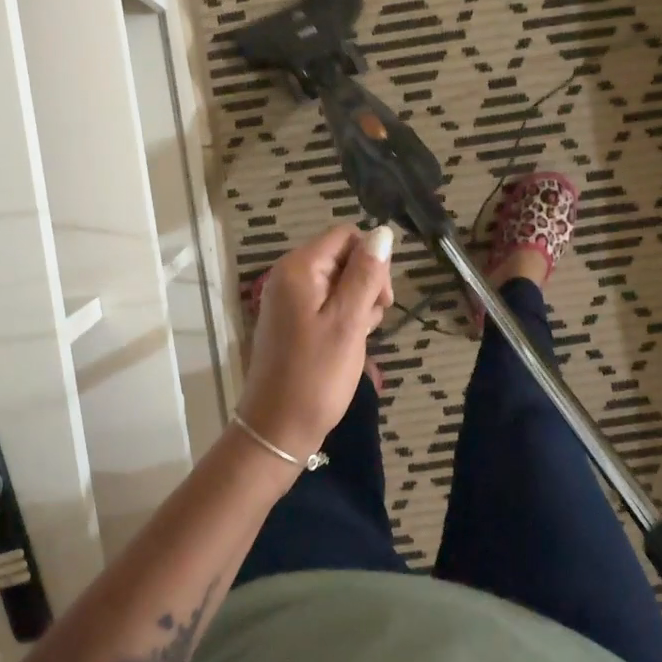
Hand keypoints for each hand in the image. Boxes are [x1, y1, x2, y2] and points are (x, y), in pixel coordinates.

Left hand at [236, 225, 395, 462]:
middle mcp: (289, 276)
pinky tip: (349, 345)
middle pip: (342, 257)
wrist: (278, 429)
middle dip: (366, 283)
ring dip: (357, 304)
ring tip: (358, 338)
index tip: (381, 298)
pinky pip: (325, 304)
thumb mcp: (348, 322)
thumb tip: (383, 232)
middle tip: (370, 322)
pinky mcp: (291, 322)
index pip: (346, 236)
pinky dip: (343, 319)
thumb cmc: (316, 376)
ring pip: (338, 283)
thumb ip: (366, 275)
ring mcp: (288, 300)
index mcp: (299, 268)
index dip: (371, 260)